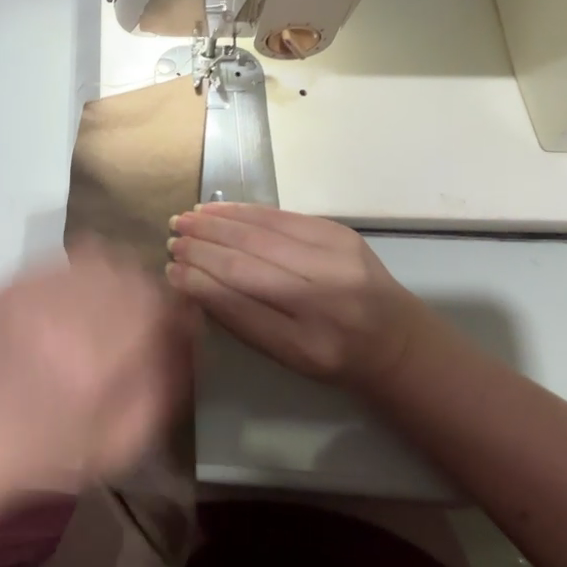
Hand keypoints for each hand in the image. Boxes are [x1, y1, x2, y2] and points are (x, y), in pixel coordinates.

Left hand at [0, 246, 193, 497]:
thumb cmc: (42, 458)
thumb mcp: (118, 445)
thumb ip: (162, 388)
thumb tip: (189, 337)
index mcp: (94, 359)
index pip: (156, 304)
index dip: (176, 310)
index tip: (180, 324)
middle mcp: (61, 314)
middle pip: (129, 273)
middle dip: (147, 293)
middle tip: (145, 319)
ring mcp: (28, 294)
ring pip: (97, 258)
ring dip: (115, 279)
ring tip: (110, 309)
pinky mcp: (5, 286)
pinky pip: (61, 263)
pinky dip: (80, 276)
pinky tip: (74, 305)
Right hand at [165, 203, 421, 390]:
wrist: (397, 341)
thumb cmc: (331, 356)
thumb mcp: (285, 355)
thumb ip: (240, 320)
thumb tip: (191, 280)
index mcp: (306, 344)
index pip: (238, 306)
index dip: (199, 285)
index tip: (170, 270)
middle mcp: (324, 301)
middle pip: (247, 265)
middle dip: (202, 248)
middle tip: (171, 239)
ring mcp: (336, 262)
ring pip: (261, 235)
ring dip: (216, 224)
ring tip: (185, 220)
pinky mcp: (340, 234)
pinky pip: (281, 217)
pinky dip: (244, 212)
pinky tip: (218, 210)